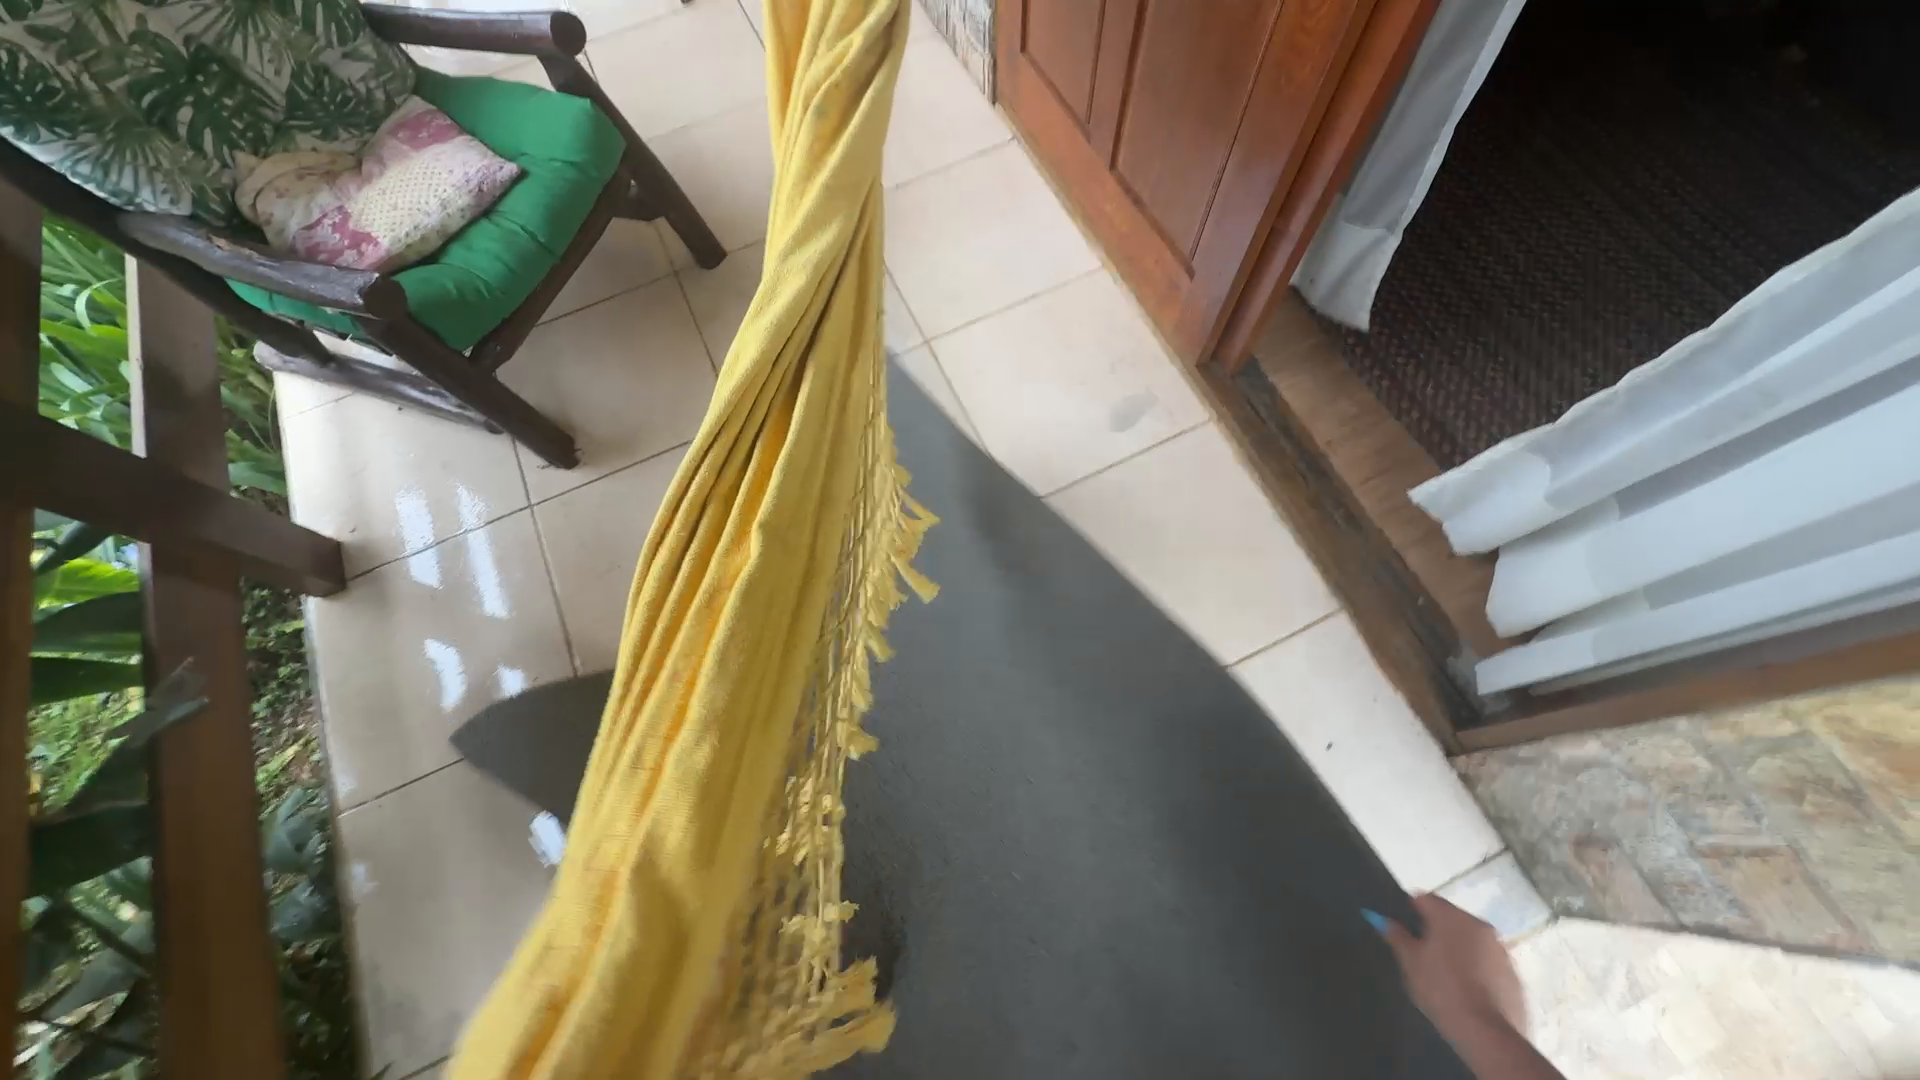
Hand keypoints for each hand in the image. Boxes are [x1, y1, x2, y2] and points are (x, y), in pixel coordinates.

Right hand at [1374, 894, 1525, 1040]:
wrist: (1487, 1033)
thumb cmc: (1441, 989)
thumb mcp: (1409, 961)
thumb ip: (1395, 935)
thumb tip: (1379, 917)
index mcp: (1451, 915)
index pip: (1423, 898)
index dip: (1409, 911)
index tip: (1402, 931)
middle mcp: (1479, 924)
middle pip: (1449, 916)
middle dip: (1435, 929)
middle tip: (1421, 954)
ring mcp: (1501, 949)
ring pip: (1470, 939)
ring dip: (1457, 947)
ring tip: (1445, 974)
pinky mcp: (1514, 973)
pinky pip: (1487, 960)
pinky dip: (1476, 966)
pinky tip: (1466, 988)